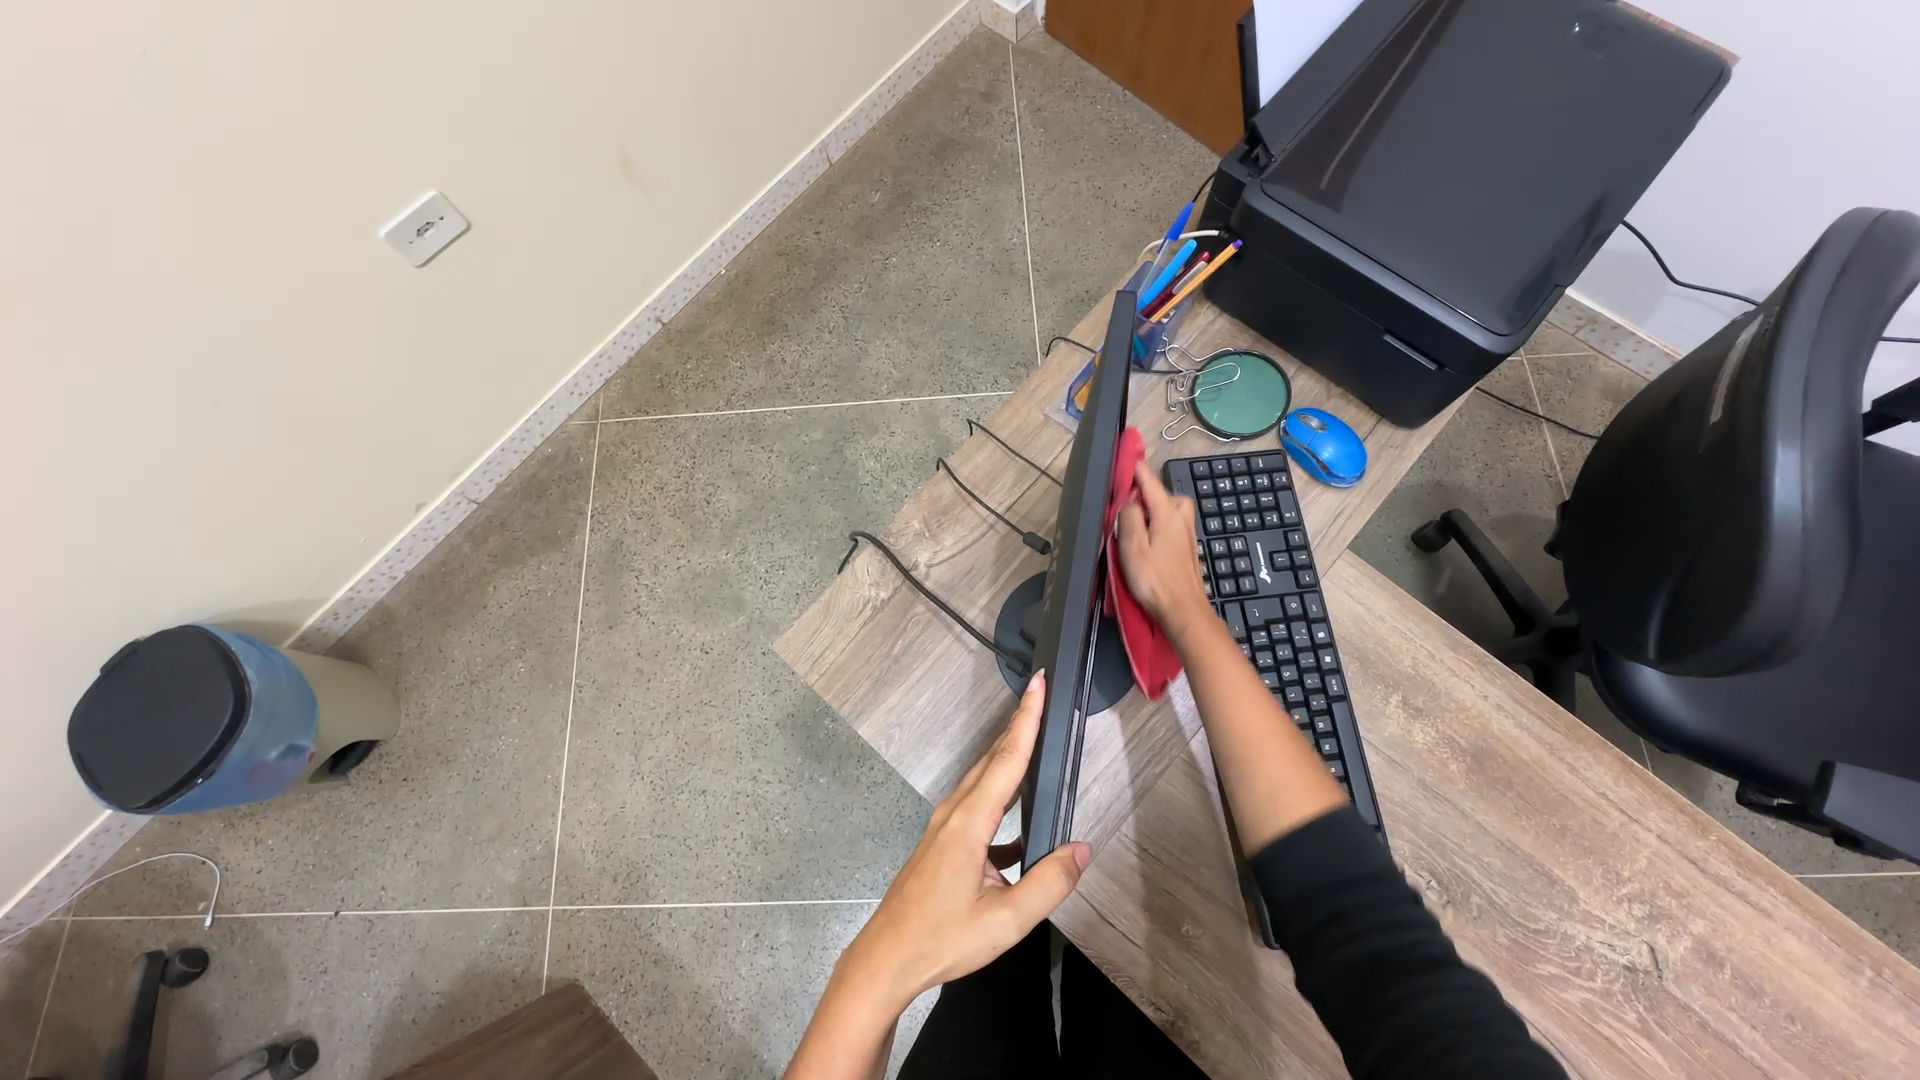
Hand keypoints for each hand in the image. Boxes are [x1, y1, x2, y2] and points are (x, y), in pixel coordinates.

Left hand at [836, 673, 1091, 1012]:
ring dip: (1010, 756)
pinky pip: (979, 807)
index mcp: (969, 823)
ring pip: (983, 780)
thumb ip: (1049, 883)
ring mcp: (945, 827)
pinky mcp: (944, 843)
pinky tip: (1022, 821)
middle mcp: (955, 814)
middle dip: (1019, 724)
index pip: (1006, 759)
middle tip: (1042, 695)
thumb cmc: (942, 939)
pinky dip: (1003, 798)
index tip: (1038, 684)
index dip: (1026, 720)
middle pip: (993, 759)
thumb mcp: (1006, 920)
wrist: (886, 958)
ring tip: (1037, 741)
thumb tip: (1082, 848)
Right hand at [1118, 460, 1209, 630]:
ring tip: (1137, 525)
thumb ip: (1129, 518)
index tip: (1130, 457)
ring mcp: (1187, 536)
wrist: (1183, 609)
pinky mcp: (1187, 550)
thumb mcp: (1132, 546)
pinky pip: (1173, 526)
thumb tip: (1130, 501)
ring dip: (1156, 511)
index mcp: (1167, 514)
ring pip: (1172, 511)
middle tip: (1131, 505)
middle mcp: (1181, 520)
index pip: (1150, 482)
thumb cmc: (1155, 579)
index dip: (1138, 469)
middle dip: (1150, 494)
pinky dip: (1160, 525)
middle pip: (1167, 495)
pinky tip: (1149, 541)